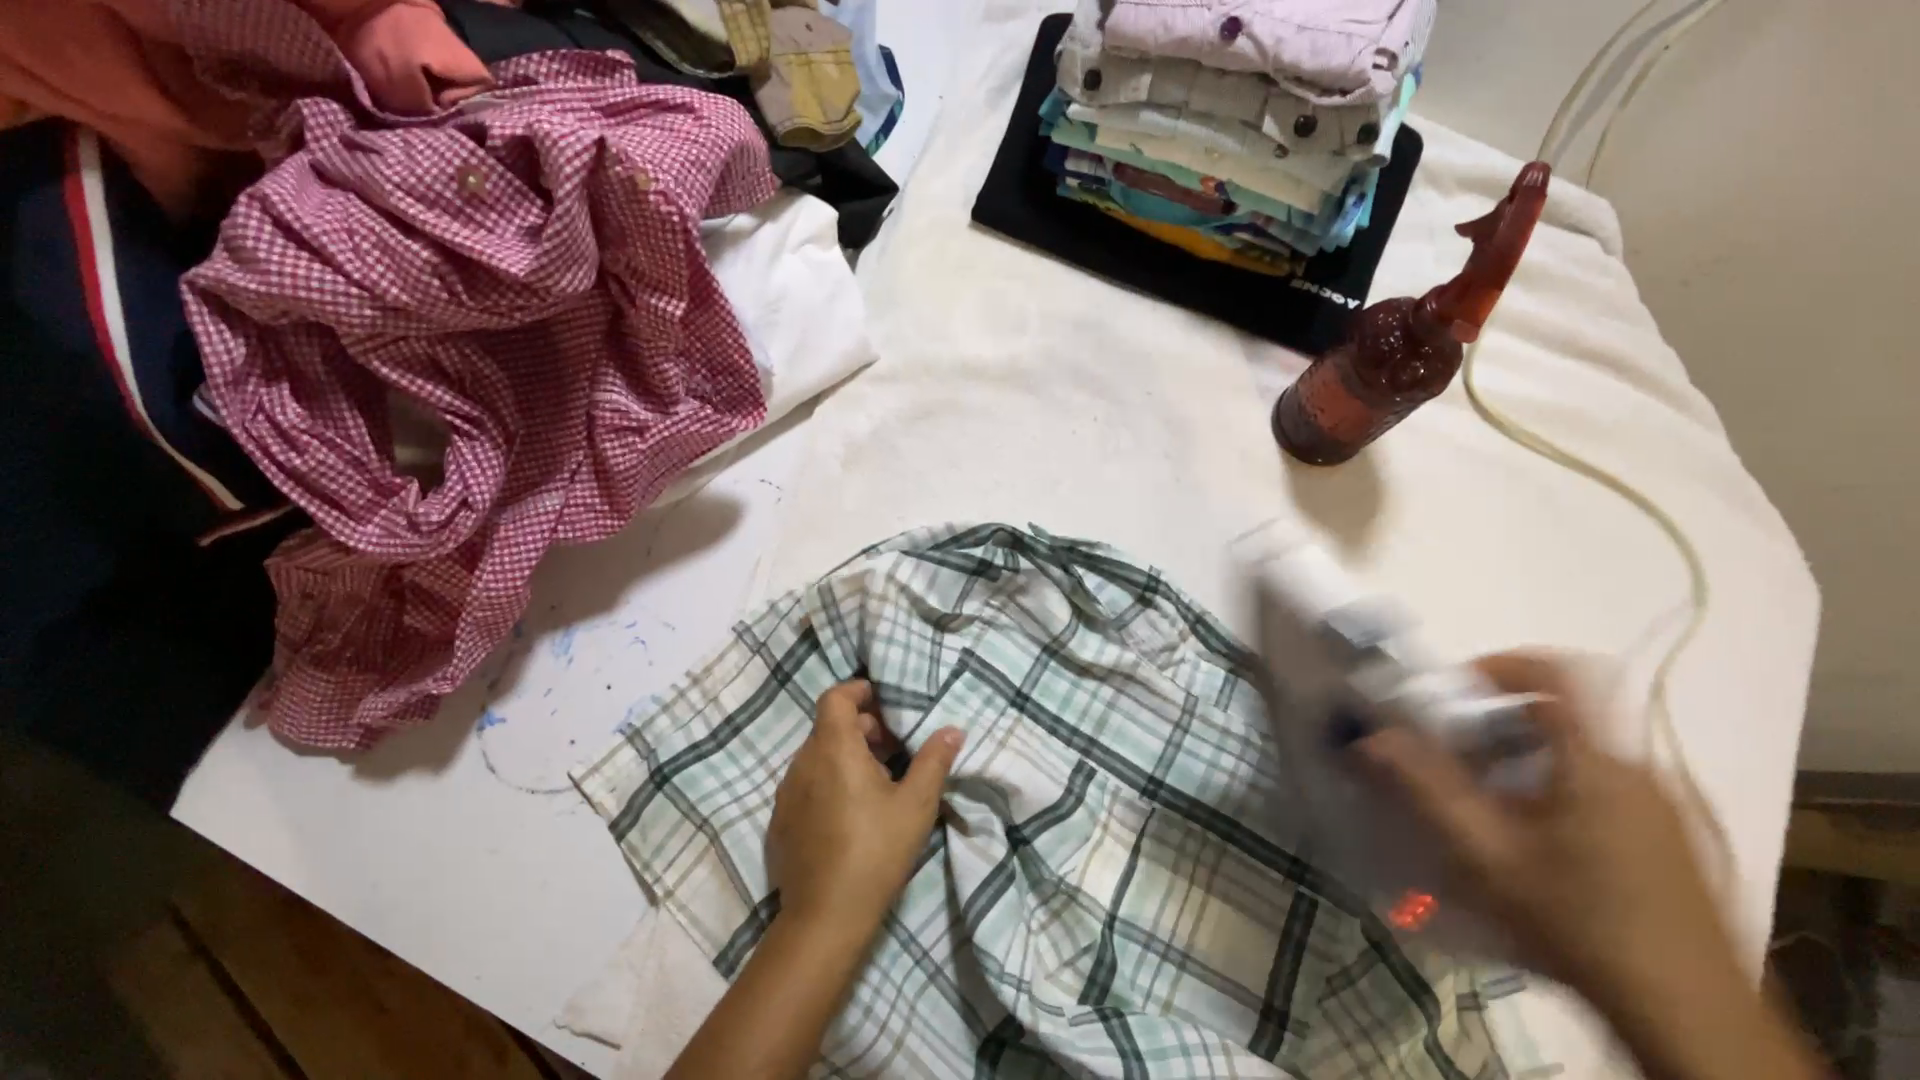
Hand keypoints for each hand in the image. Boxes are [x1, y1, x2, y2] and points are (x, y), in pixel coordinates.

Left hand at [766, 680, 964, 937]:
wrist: (826, 915)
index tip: (884, 701)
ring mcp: (786, 793)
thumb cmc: (876, 850)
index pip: (836, 697)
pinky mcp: (780, 821)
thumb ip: (934, 761)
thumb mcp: (916, 805)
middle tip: (895, 748)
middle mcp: (802, 762)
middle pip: (828, 727)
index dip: (858, 691)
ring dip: (845, 757)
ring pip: (816, 757)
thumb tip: (952, 730)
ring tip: (879, 782)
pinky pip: (806, 785)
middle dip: (862, 728)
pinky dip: (828, 783)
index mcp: (833, 748)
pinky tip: (851, 814)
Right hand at [1354, 653, 1737, 1013]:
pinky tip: (1545, 853)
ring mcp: (1667, 808)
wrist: (1691, 1017)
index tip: (1458, 692)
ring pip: (1586, 757)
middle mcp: (1640, 770)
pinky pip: (1611, 790)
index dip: (1503, 665)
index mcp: (1597, 761)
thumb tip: (1373, 736)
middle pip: (1566, 718)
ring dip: (1531, 765)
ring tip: (1493, 815)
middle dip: (1503, 729)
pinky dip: (1565, 794)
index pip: (1558, 672)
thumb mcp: (1486, 858)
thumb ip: (1426, 789)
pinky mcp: (1680, 842)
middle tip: (1459, 766)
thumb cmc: (1578, 925)